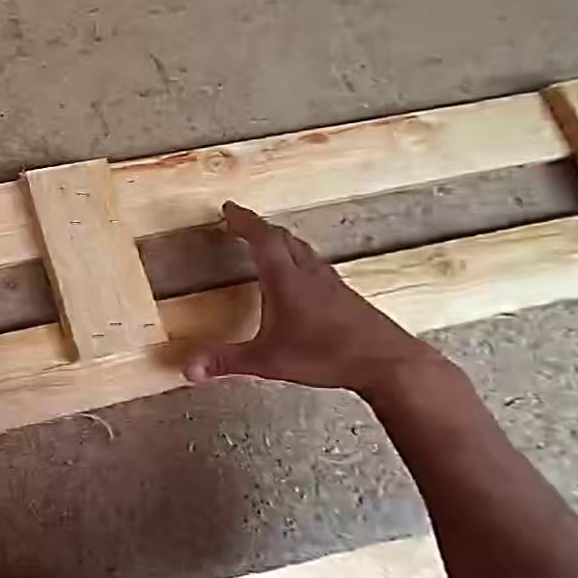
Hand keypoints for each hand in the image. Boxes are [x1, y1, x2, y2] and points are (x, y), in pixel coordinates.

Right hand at [183, 202, 447, 395]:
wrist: (388, 362)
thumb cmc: (327, 356)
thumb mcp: (268, 361)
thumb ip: (227, 361)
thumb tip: (189, 369)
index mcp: (286, 280)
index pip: (262, 239)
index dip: (244, 221)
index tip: (229, 208)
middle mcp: (309, 274)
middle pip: (283, 238)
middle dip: (259, 228)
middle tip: (242, 223)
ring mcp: (331, 284)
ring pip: (303, 250)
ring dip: (281, 240)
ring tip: (269, 241)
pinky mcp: (345, 296)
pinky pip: (317, 265)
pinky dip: (300, 258)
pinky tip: (301, 274)